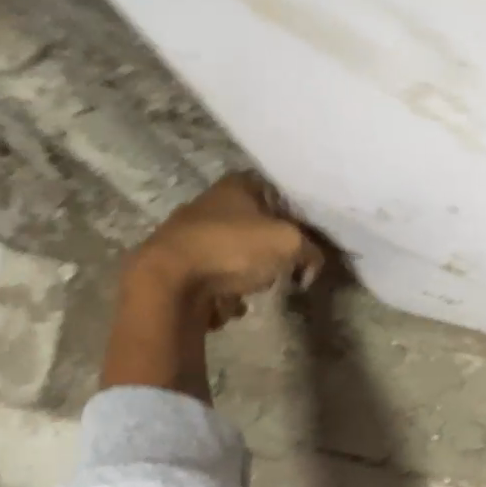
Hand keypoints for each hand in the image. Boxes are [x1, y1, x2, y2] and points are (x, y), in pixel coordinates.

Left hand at [123, 172, 324, 328]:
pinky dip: (230, 286)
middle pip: (257, 222)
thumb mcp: (290, 244)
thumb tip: (310, 267)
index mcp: (236, 186)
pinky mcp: (184, 262)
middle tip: (289, 265)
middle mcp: (213, 203)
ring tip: (263, 285)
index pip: (275, 191)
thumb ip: (311, 251)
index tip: (306, 239)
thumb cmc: (234, 249)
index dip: (295, 214)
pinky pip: (219, 273)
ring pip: (238, 249)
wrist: (173, 280)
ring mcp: (194, 233)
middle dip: (274, 245)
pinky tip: (236, 299)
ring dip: (253, 268)